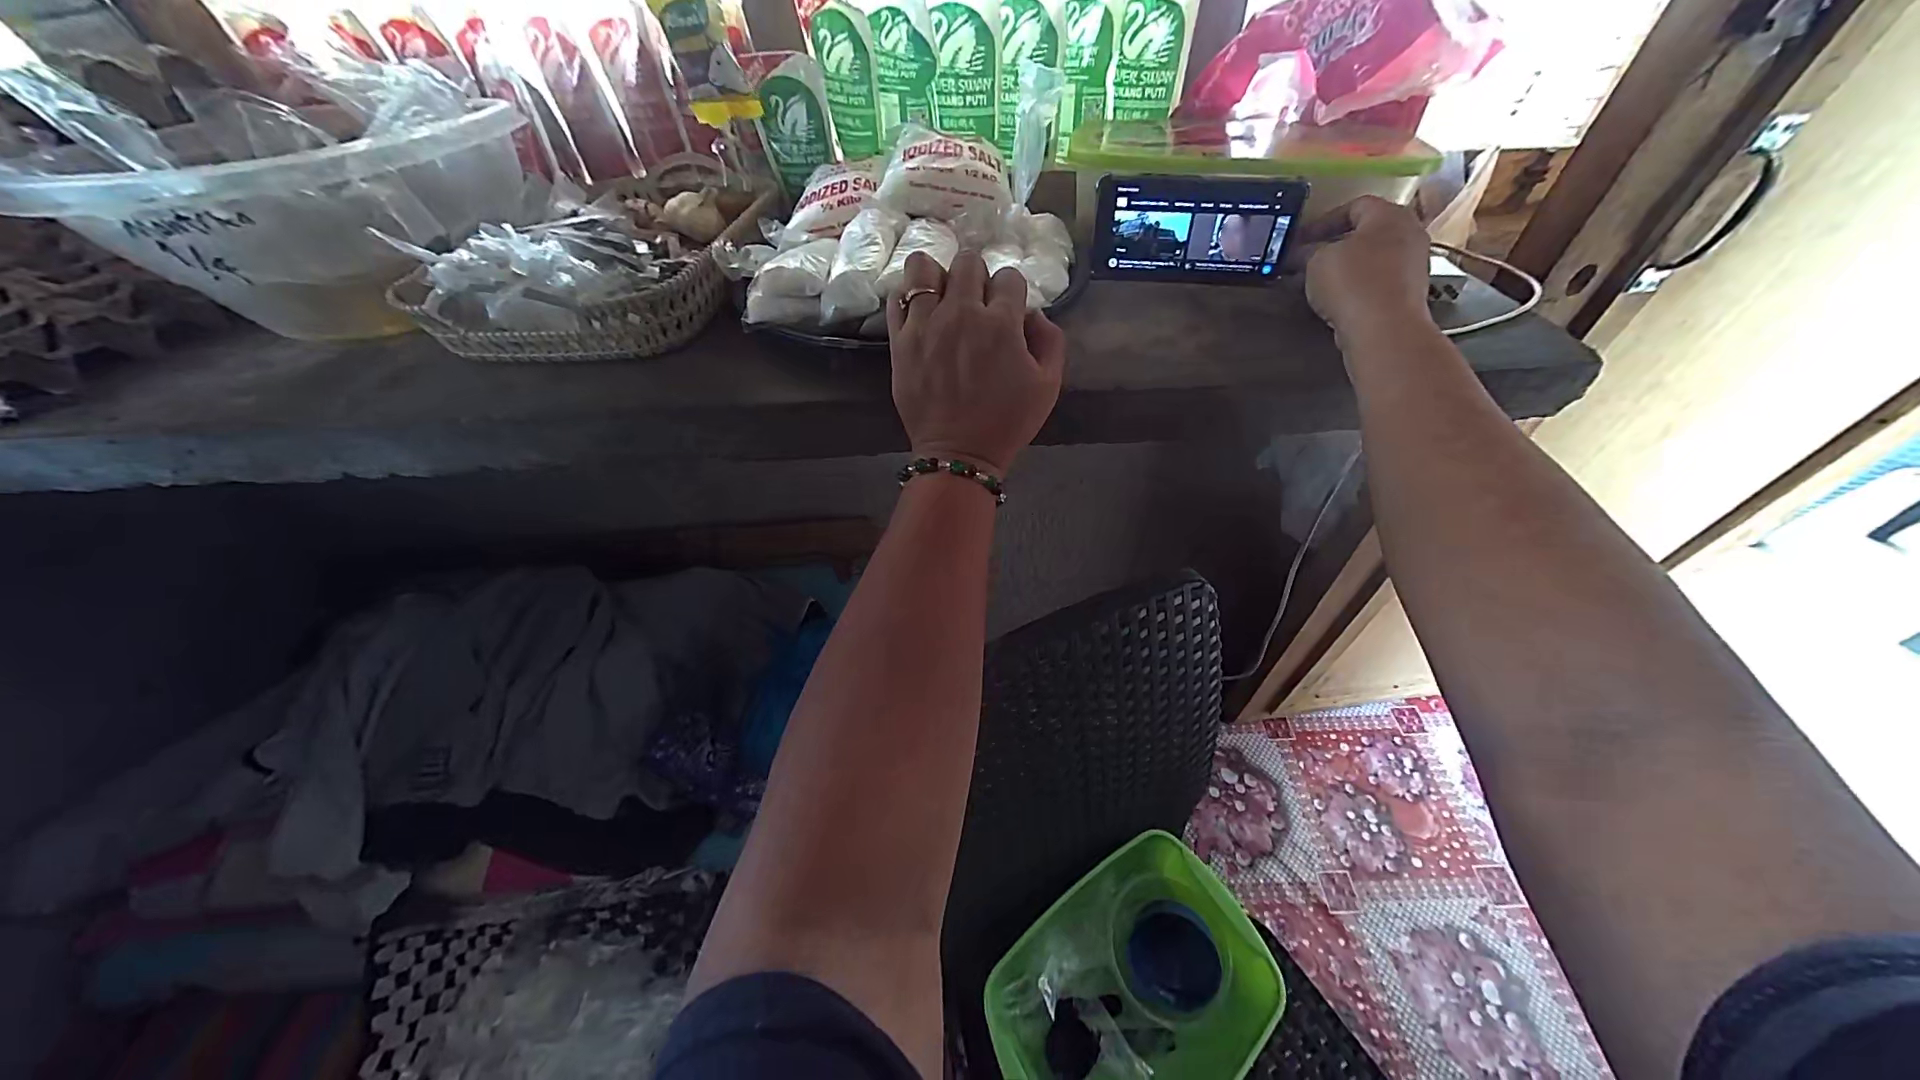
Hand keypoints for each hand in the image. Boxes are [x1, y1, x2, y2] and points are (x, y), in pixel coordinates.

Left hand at [886, 250, 1066, 475]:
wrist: (960, 453)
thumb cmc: (1008, 422)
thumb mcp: (1048, 384)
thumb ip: (1050, 339)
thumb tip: (1032, 313)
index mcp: (1001, 323)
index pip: (1009, 277)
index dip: (1012, 294)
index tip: (1008, 314)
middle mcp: (961, 314)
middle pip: (968, 263)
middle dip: (978, 279)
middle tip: (977, 306)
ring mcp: (926, 325)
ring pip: (925, 268)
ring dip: (938, 277)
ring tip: (942, 299)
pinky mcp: (900, 341)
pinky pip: (897, 298)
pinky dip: (909, 298)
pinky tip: (920, 313)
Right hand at [1296, 196, 1434, 335]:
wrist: (1384, 328)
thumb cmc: (1352, 282)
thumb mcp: (1317, 261)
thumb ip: (1309, 251)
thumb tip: (1301, 253)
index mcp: (1390, 215)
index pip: (1355, 206)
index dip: (1323, 221)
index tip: (1301, 239)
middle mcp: (1410, 232)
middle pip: (1367, 232)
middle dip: (1335, 245)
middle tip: (1308, 261)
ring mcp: (1414, 264)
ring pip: (1372, 258)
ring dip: (1345, 268)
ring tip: (1318, 284)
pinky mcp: (1410, 292)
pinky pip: (1378, 281)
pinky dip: (1357, 286)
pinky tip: (1337, 300)